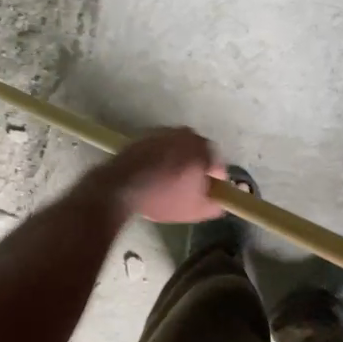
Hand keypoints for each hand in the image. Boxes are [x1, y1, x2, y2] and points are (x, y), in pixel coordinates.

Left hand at [99, 127, 224, 222]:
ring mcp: (165, 131)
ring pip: (180, 149)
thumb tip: (222, 200)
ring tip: (167, 183)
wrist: (119, 186)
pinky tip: (152, 174)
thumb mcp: (196, 210)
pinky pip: (162, 147)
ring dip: (178, 163)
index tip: (204, 196)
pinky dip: (161, 158)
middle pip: (200, 155)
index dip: (214, 184)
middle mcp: (188, 134)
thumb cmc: (162, 198)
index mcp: (205, 150)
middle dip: (196, 170)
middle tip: (186, 190)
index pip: (219, 168)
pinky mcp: (146, 134)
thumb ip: (217, 205)